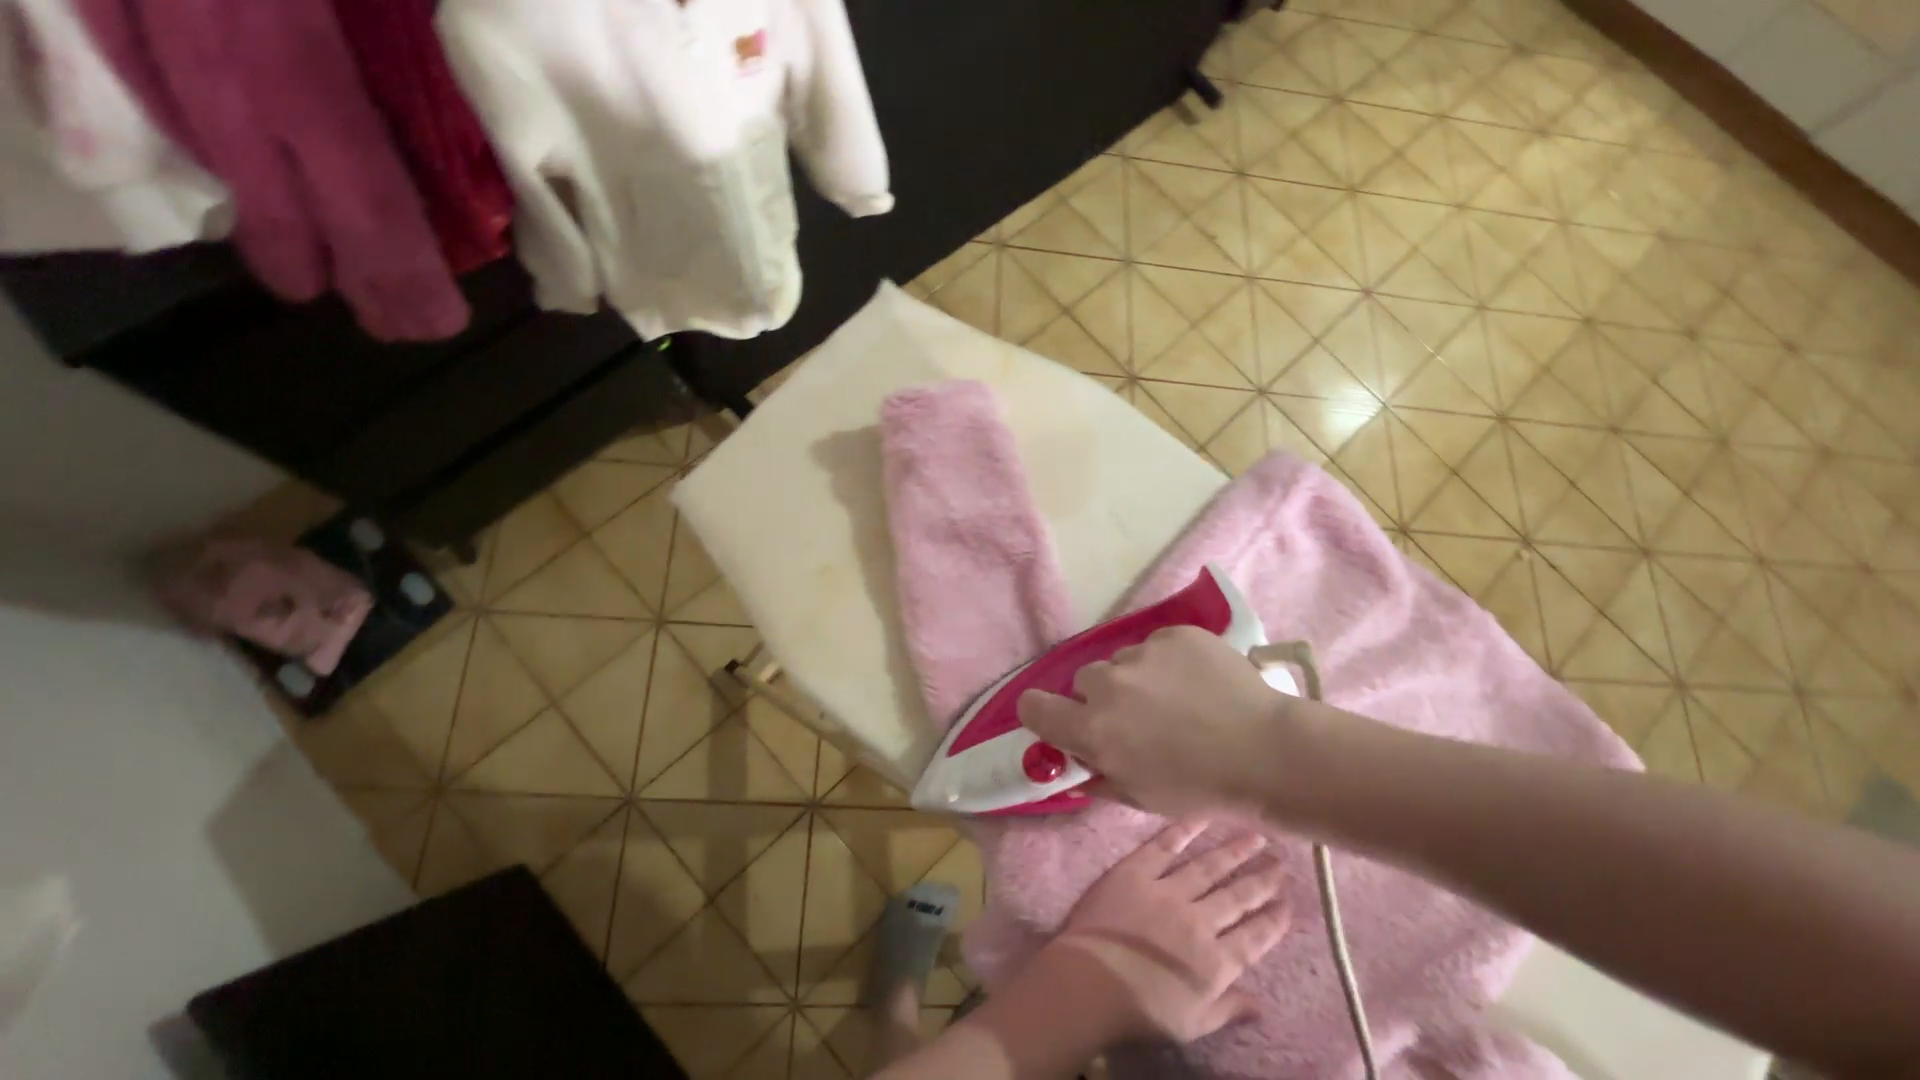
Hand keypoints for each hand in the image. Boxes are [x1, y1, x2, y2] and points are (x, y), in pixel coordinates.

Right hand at [1017, 625, 1303, 814]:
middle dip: (1101, 698)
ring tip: (1176, 700)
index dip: (1043, 713)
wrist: (1267, 754)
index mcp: (1093, 729)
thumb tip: (1075, 764)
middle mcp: (1108, 686)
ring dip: (1136, 678)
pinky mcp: (1176, 635)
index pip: (1034, 707)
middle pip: (1084, 682)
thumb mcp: (1140, 797)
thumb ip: (1097, 777)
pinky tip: (1198, 684)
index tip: (1062, 720)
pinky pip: (1157, 646)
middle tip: (1136, 718)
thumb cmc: (1201, 788)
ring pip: (1123, 662)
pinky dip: (1169, 662)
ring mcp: (1143, 655)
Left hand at [1049, 818, 1289, 1043]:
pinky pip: (1165, 845)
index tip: (1289, 902)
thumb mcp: (1191, 1024)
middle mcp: (1199, 920)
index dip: (1274, 920)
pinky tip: (1205, 818)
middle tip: (1280, 861)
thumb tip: (1261, 1005)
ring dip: (1235, 850)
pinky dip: (1186, 830)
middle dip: (1263, 878)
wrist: (1089, 984)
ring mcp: (1168, 891)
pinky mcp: (1136, 871)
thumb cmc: (1139, 1011)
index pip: (1256, 937)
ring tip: (1256, 836)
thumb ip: (1227, 1010)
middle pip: (1238, 895)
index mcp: (1215, 962)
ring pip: (1209, 866)